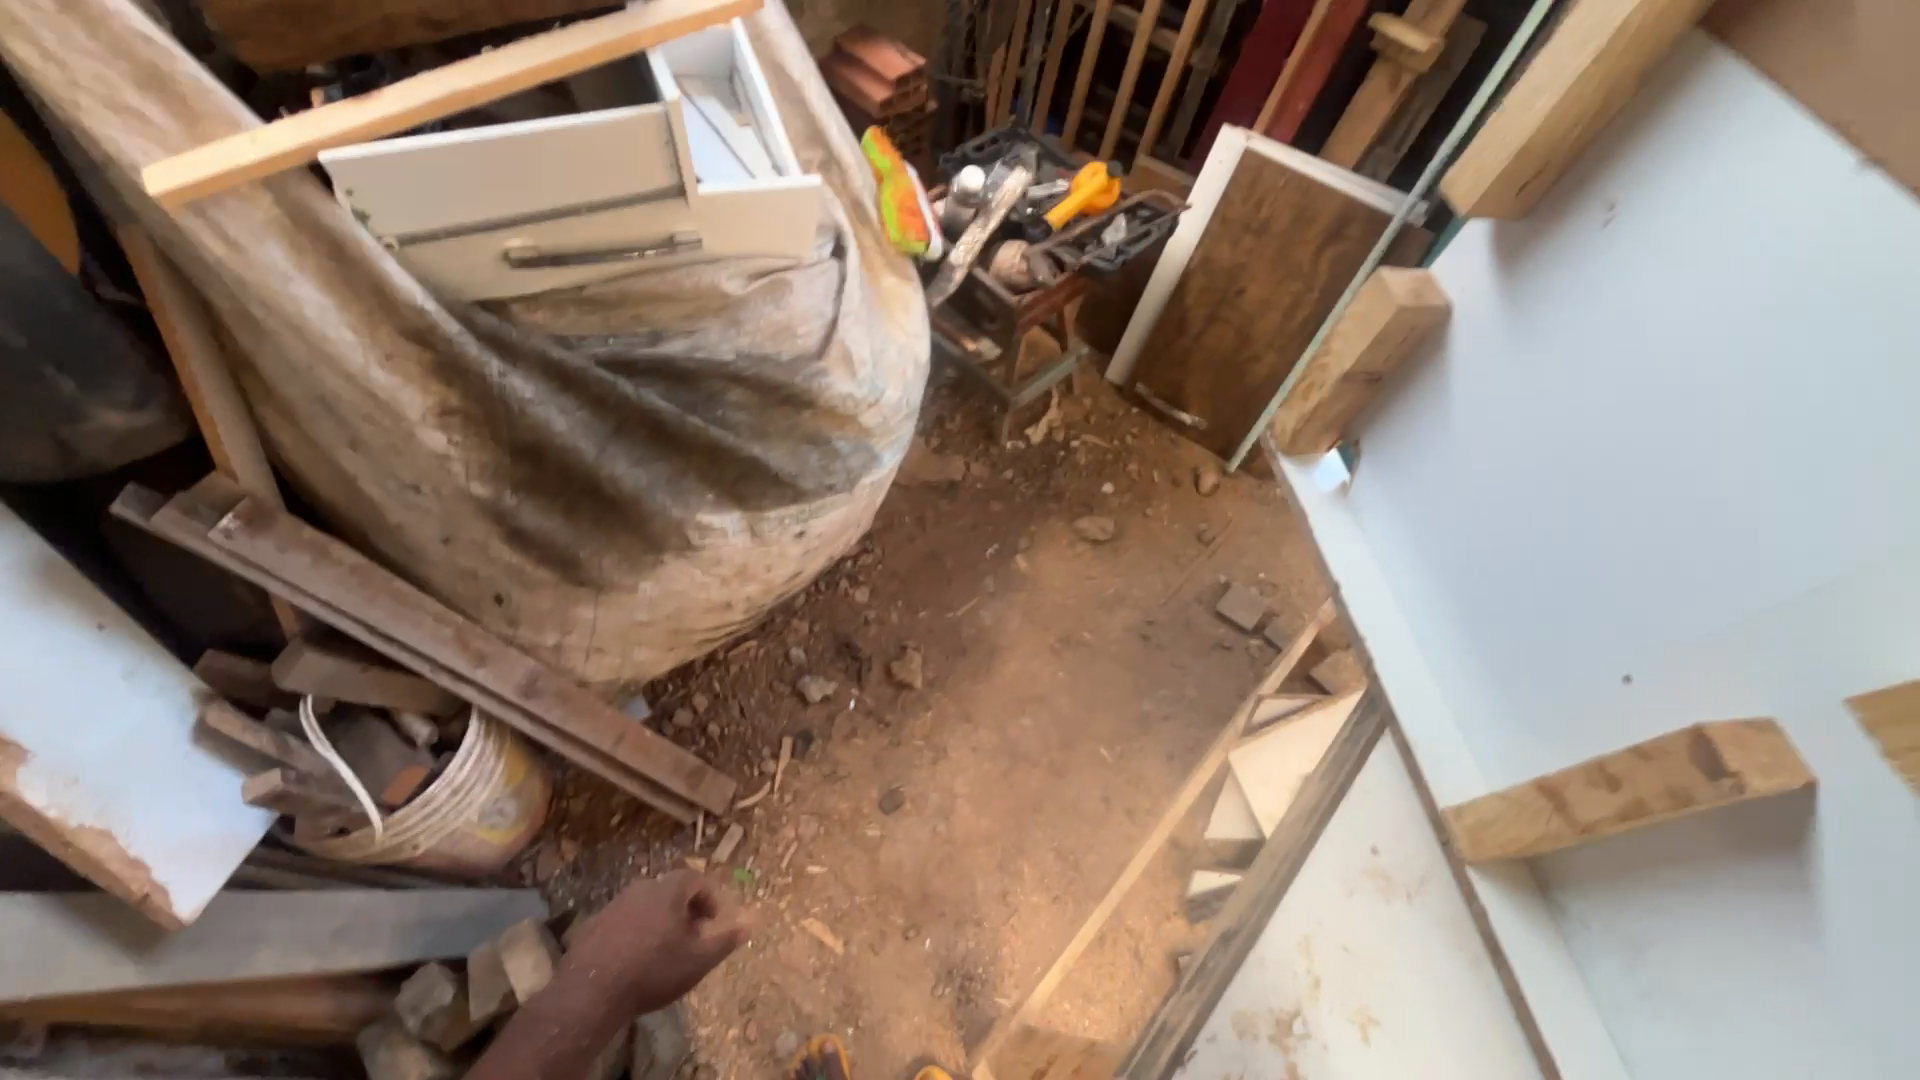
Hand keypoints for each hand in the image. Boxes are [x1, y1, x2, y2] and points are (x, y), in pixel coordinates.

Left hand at [571, 869, 747, 1014]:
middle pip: (668, 890)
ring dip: (657, 920)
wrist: (591, 993)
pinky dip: (632, 932)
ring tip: (661, 949)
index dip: (707, 897)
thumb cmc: (653, 972)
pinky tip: (632, 959)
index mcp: (668, 891)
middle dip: (683, 909)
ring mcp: (613, 905)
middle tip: (689, 936)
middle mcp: (641, 889)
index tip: (711, 921)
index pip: (694, 878)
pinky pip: (621, 921)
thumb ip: (723, 942)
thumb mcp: (697, 962)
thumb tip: (748, 927)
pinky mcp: (591, 925)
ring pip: (643, 905)